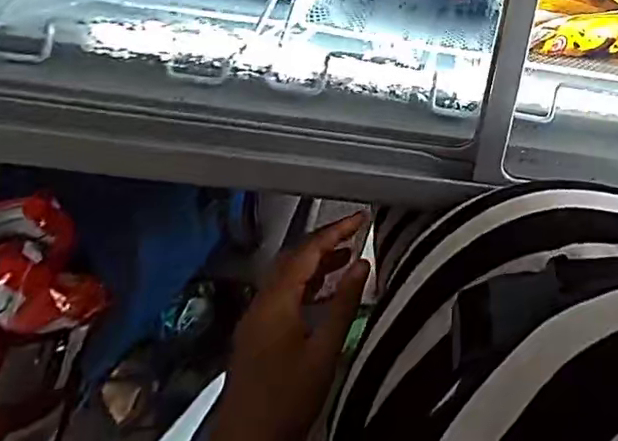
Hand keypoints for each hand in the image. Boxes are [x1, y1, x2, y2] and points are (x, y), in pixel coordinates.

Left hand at [216, 212, 371, 440]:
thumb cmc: (287, 400)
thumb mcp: (325, 350)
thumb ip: (345, 303)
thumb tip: (362, 264)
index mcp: (275, 301)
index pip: (307, 251)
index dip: (335, 230)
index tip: (360, 218)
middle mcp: (260, 304)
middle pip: (293, 259)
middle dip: (324, 242)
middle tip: (353, 231)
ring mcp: (254, 321)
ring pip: (286, 277)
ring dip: (315, 264)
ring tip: (346, 258)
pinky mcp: (255, 337)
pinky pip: (282, 295)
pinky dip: (305, 285)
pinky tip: (325, 294)